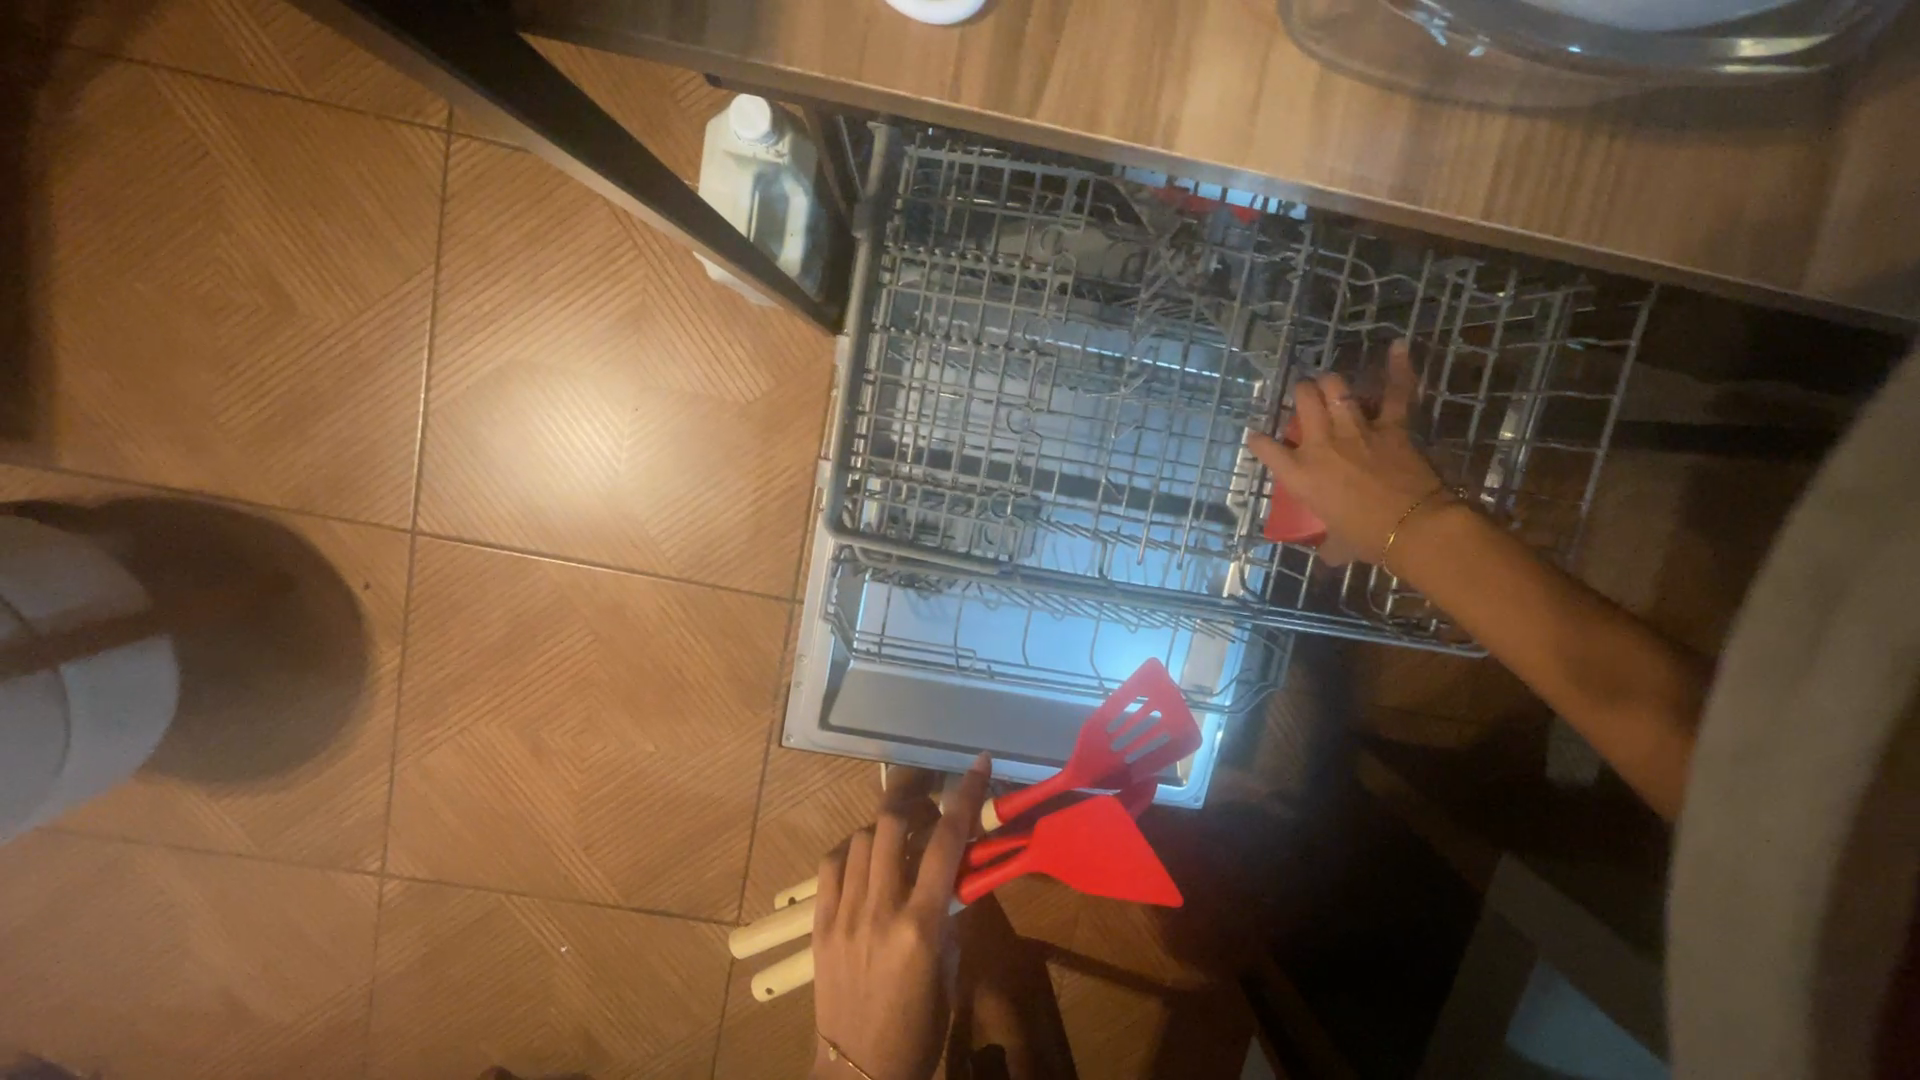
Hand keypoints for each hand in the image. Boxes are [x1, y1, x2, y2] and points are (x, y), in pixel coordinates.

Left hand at [812, 756, 991, 1079]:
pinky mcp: (820, 923)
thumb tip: (958, 870)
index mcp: (921, 925)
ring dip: (886, 827)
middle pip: (893, 824)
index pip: (947, 841)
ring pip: (862, 838)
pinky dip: (852, 850)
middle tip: (930, 802)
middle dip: (915, 799)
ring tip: (900, 838)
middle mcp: (881, 909)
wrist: (861, 1070)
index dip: (965, 795)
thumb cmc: (920, 1027)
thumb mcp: (950, 970)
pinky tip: (865, 859)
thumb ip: (952, 914)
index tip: (978, 764)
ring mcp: (844, 913)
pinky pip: (832, 864)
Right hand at [1248, 340, 1443, 565]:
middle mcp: (1321, 445)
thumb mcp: (1338, 545)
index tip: (1259, 439)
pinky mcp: (1391, 427)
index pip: (1266, 448)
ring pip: (1336, 389)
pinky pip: (1395, 392)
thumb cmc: (1367, 539)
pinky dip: (1398, 369)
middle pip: (1302, 402)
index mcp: (1300, 476)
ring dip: (1331, 384)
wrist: (1411, 528)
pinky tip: (1397, 346)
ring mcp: (1356, 431)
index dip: (1260, 441)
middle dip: (1300, 394)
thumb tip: (1329, 557)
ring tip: (1329, 385)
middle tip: (1303, 400)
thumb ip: (1329, 546)